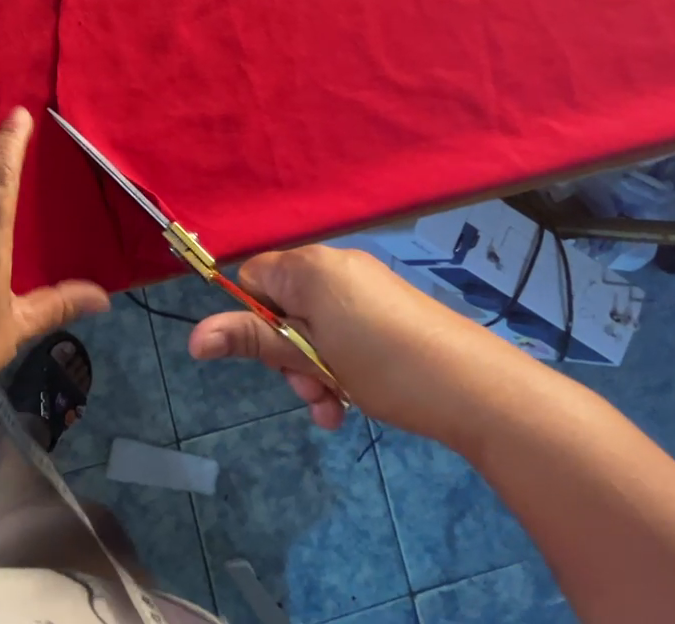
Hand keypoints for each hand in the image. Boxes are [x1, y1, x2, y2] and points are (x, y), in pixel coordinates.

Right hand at [188, 245, 543, 441]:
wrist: (483, 392)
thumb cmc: (384, 366)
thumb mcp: (308, 357)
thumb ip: (249, 341)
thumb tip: (191, 340)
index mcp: (308, 267)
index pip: (250, 279)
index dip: (252, 319)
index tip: (273, 356)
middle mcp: (335, 266)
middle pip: (282, 305)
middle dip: (287, 355)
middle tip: (307, 389)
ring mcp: (367, 287)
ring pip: (313, 325)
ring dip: (313, 369)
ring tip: (333, 407)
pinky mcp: (391, 309)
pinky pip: (344, 329)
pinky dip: (341, 363)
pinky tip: (352, 402)